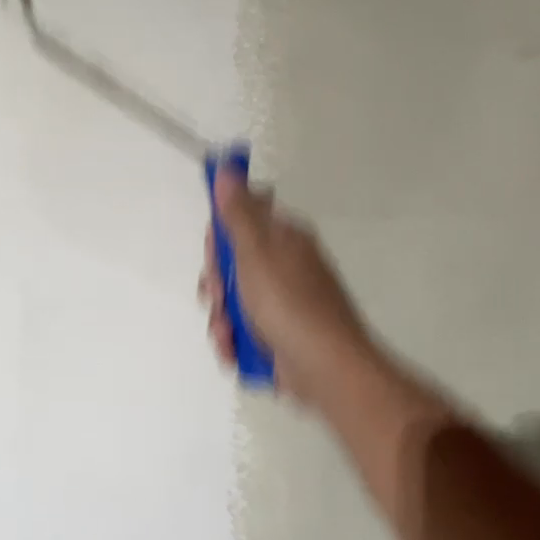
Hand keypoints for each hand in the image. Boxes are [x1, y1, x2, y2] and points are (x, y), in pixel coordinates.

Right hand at [199, 169, 374, 406]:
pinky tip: (235, 351)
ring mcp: (281, 304)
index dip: (221, 233)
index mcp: (284, 239)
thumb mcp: (256, 253)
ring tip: (228, 333)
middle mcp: (283, 267)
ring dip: (220, 319)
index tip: (214, 248)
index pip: (244, 218)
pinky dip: (234, 342)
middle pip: (231, 264)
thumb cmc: (290, 305)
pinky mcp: (276, 336)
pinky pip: (241, 331)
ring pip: (231, 301)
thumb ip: (238, 213)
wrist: (325, 369)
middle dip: (215, 284)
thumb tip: (228, 170)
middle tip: (218, 295)